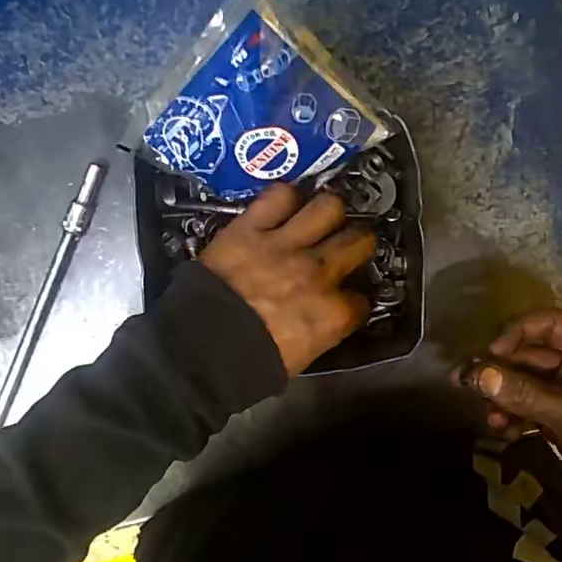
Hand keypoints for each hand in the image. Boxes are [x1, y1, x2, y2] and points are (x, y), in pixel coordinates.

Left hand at [199, 183, 376, 375]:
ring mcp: (286, 246)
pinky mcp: (251, 228)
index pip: (361, 298)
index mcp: (332, 313)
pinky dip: (284, 199)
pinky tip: (282, 207)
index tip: (343, 298)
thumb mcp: (298, 360)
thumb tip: (322, 319)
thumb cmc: (247, 365)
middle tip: (344, 245)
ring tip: (319, 218)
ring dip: (328, 212)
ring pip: (328, 207)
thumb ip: (319, 332)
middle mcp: (318, 273)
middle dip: (357, 243)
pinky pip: (279, 196)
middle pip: (359, 240)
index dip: (353, 297)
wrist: (199, 350)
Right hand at [462, 308, 561, 517]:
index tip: (489, 357)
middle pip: (531, 355)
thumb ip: (526, 395)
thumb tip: (476, 374)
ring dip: (504, 397)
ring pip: (526, 383)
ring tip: (488, 416)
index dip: (516, 335)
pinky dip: (513, 416)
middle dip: (501, 371)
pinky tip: (500, 430)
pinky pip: (530, 408)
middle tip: (467, 386)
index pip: (549, 324)